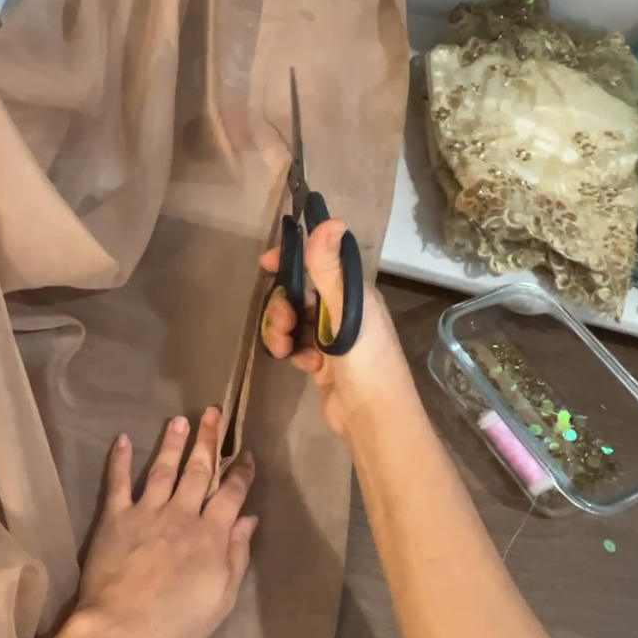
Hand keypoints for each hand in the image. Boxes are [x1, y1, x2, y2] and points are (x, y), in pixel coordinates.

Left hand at [74, 408, 257, 637]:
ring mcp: (147, 511)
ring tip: (179, 420)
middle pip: (198, 471)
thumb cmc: (179, 620)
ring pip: (163, 469)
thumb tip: (248, 519)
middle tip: (211, 413)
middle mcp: (181, 513)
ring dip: (172, 443)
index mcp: (210, 534)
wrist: (125, 626)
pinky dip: (120, 460)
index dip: (240, 472)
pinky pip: (118, 482)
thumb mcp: (223, 595)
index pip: (230, 494)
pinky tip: (123, 440)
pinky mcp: (116, 516)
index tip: (245, 453)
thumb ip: (236, 554)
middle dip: (207, 441)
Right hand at [259, 218, 407, 439]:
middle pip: (299, 293)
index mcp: (354, 292)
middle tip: (282, 325)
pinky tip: (301, 365)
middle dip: (282, 306)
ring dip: (281, 331)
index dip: (293, 259)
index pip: (320, 262)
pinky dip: (292, 351)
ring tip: (285, 350)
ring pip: (293, 319)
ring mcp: (333, 336)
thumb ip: (331, 269)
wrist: (372, 417)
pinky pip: (296, 344)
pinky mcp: (322, 360)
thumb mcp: (346, 310)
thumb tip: (330, 220)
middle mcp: (345, 309)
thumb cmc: (365, 360)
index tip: (266, 264)